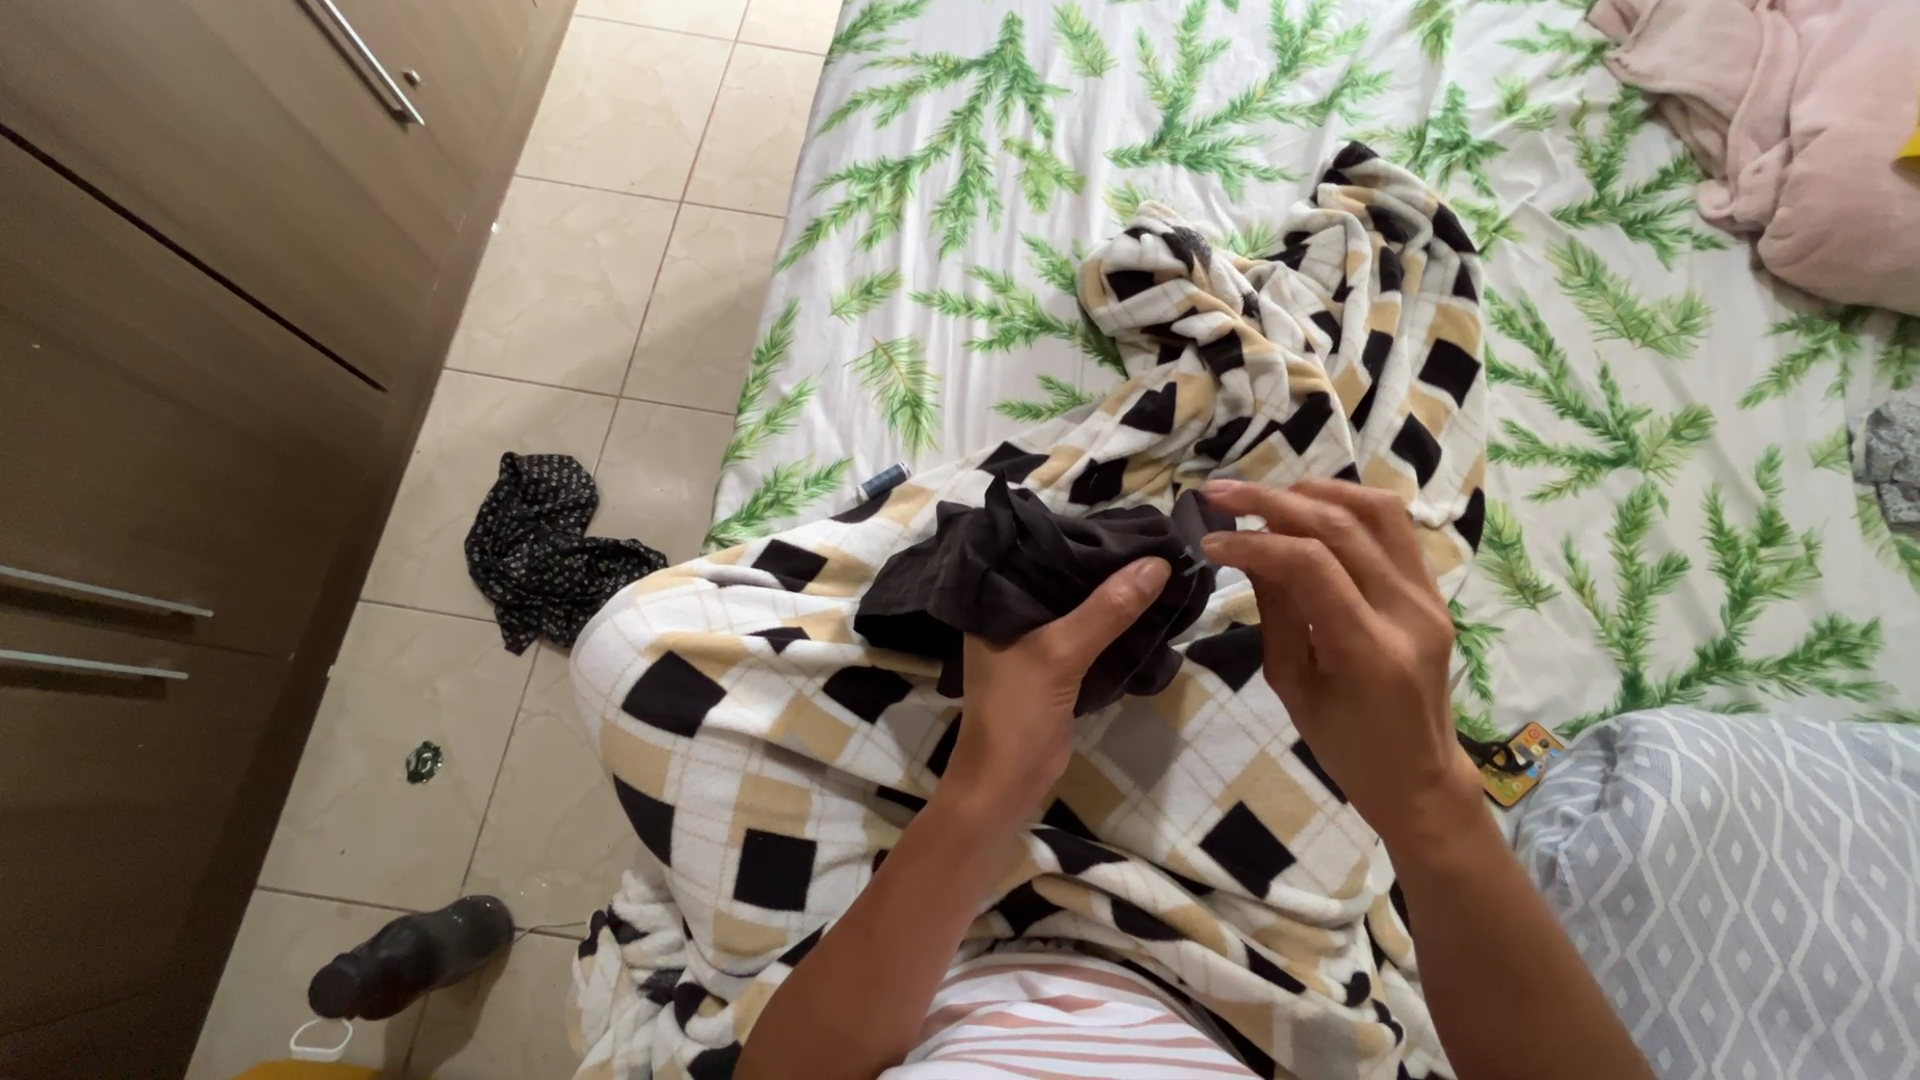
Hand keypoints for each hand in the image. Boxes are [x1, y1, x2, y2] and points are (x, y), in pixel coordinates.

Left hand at [939, 557, 1171, 831]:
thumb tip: (1157, 565)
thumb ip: (1106, 610)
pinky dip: (1112, 623)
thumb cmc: (1018, 711)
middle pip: (1060, 577)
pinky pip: (1086, 633)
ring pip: (1077, 606)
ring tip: (1155, 563)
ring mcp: (1032, 641)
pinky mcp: (1054, 665)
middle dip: (1100, 563)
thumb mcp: (1060, 653)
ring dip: (1110, 593)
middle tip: (1149, 537)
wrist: (1008, 782)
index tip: (1122, 518)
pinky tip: (1145, 605)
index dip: (1075, 533)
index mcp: (994, 601)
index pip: (1034, 551)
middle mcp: (1009, 614)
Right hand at [1198, 478, 1481, 850]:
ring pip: (1376, 510)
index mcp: (1368, 650)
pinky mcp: (1434, 589)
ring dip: (1314, 491)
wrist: (1418, 775)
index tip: (1209, 541)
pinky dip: (1347, 503)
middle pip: (1340, 526)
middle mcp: (1409, 612)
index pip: (1308, 565)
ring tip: (1265, 493)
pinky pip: (1394, 526)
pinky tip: (1308, 505)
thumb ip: (1276, 610)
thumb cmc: (1342, 745)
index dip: (1251, 543)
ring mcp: (1430, 596)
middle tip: (1220, 494)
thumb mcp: (1290, 683)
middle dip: (1271, 501)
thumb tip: (1248, 551)